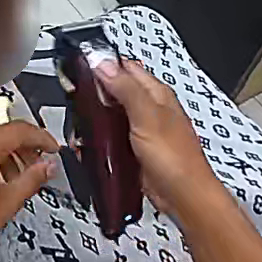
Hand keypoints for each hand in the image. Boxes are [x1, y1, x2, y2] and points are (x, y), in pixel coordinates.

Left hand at [0, 121, 58, 261]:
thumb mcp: (4, 205)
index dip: (41, 138)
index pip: (19, 130)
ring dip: (1, 151)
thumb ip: (30, 180)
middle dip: (21, 146)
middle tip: (35, 164)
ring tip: (13, 177)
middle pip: (0, 130)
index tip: (52, 149)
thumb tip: (46, 167)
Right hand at [92, 60, 224, 219]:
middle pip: (115, 91)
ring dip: (96, 120)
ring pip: (111, 116)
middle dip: (95, 95)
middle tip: (78, 101)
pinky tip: (92, 146)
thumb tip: (104, 64)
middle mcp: (149, 109)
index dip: (103, 65)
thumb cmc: (177, 159)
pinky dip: (100, 141)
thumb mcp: (147, 116)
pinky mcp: (135, 150)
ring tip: (82, 126)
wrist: (184, 198)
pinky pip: (112, 139)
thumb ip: (125, 88)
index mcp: (156, 94)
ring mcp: (142, 130)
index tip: (81, 69)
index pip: (125, 67)